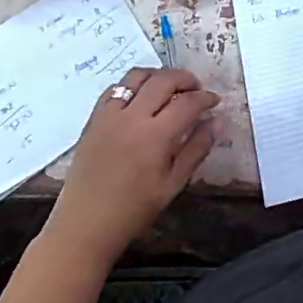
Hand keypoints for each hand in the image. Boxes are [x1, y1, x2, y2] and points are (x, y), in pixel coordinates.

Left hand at [45, 68, 217, 264]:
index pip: (187, 103)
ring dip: (158, 76)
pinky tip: (140, 98)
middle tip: (196, 90)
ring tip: (169, 88)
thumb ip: (196, 149)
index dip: (205, 98)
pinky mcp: (93, 119)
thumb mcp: (172, 185)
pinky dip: (132, 85)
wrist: (84, 226)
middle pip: (164, 80)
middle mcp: (132, 118)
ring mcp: (109, 115)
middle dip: (186, 79)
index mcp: (155, 137)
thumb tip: (218, 122)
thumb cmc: (133, 211)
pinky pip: (114, 89)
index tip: (214, 102)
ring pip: (137, 76)